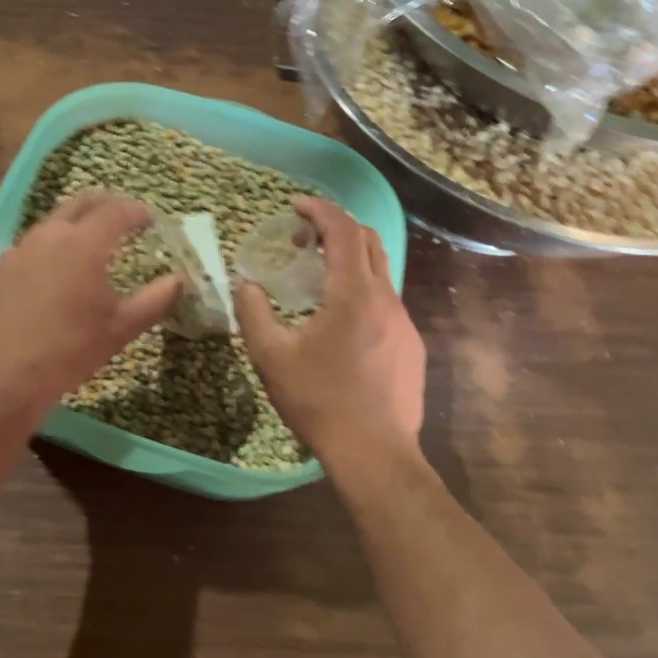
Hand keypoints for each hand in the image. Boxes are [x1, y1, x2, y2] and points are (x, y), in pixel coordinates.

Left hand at [0, 193, 181, 413]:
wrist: (5, 378)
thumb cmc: (70, 351)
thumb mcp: (120, 329)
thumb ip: (154, 300)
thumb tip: (179, 280)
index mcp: (83, 244)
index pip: (116, 212)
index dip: (137, 212)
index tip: (150, 219)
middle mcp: (47, 236)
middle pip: (79, 205)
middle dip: (104, 206)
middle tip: (121, 218)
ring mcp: (16, 252)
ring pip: (50, 225)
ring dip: (73, 227)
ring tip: (87, 246)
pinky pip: (26, 250)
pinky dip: (46, 251)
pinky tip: (51, 275)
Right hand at [235, 197, 425, 461]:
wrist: (374, 451)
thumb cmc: (318, 400)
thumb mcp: (270, 356)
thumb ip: (253, 312)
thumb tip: (246, 285)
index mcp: (353, 293)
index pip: (343, 230)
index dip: (319, 210)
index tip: (295, 205)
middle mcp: (386, 298)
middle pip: (369, 242)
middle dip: (337, 228)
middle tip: (303, 238)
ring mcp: (404, 323)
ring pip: (380, 274)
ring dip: (350, 262)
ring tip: (317, 279)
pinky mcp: (411, 346)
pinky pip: (386, 303)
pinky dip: (361, 292)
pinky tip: (340, 323)